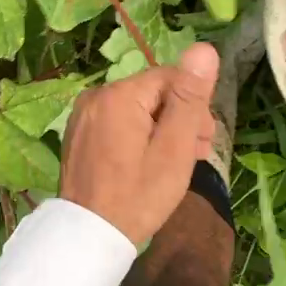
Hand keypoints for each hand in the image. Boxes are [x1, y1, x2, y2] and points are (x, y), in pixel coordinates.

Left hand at [60, 43, 219, 243]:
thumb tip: (204, 49)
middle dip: (180, 119)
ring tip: (177, 163)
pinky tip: (148, 164)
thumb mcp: (173, 148)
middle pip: (153, 94)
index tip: (206, 140)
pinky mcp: (79, 135)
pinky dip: (139, 137)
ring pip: (137, 110)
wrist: (89, 237)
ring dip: (162, 129)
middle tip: (198, 155)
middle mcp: (96, 96)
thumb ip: (189, 98)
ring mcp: (83, 116)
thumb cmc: (138, 196)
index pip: (171, 79)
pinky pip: (118, 124)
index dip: (195, 106)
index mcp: (119, 94)